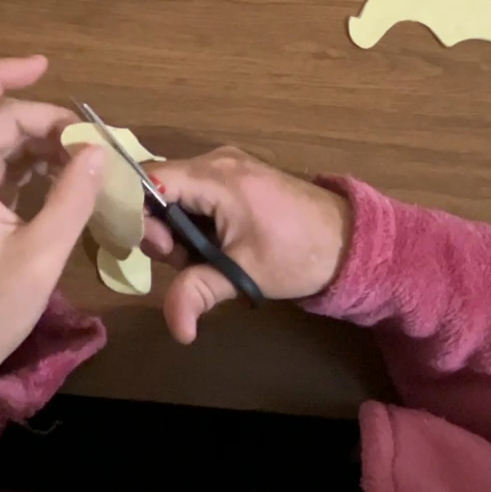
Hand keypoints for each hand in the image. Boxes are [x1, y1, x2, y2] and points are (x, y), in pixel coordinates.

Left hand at [0, 56, 104, 374]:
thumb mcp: (39, 257)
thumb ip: (70, 200)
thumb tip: (95, 151)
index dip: (0, 76)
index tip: (44, 67)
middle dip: (42, 120)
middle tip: (88, 141)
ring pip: (3, 144)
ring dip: (43, 142)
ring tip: (84, 157)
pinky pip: (6, 169)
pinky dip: (36, 165)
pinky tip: (67, 176)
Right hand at [141, 147, 352, 343]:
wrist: (349, 240)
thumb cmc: (298, 253)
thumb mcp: (245, 274)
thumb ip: (200, 292)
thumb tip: (175, 330)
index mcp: (216, 177)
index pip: (151, 178)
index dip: (141, 213)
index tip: (160, 249)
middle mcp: (216, 161)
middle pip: (161, 187)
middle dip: (164, 228)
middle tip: (187, 261)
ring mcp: (226, 165)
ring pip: (177, 192)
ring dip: (180, 228)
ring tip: (207, 257)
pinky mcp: (236, 176)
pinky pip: (196, 192)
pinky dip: (195, 220)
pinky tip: (214, 245)